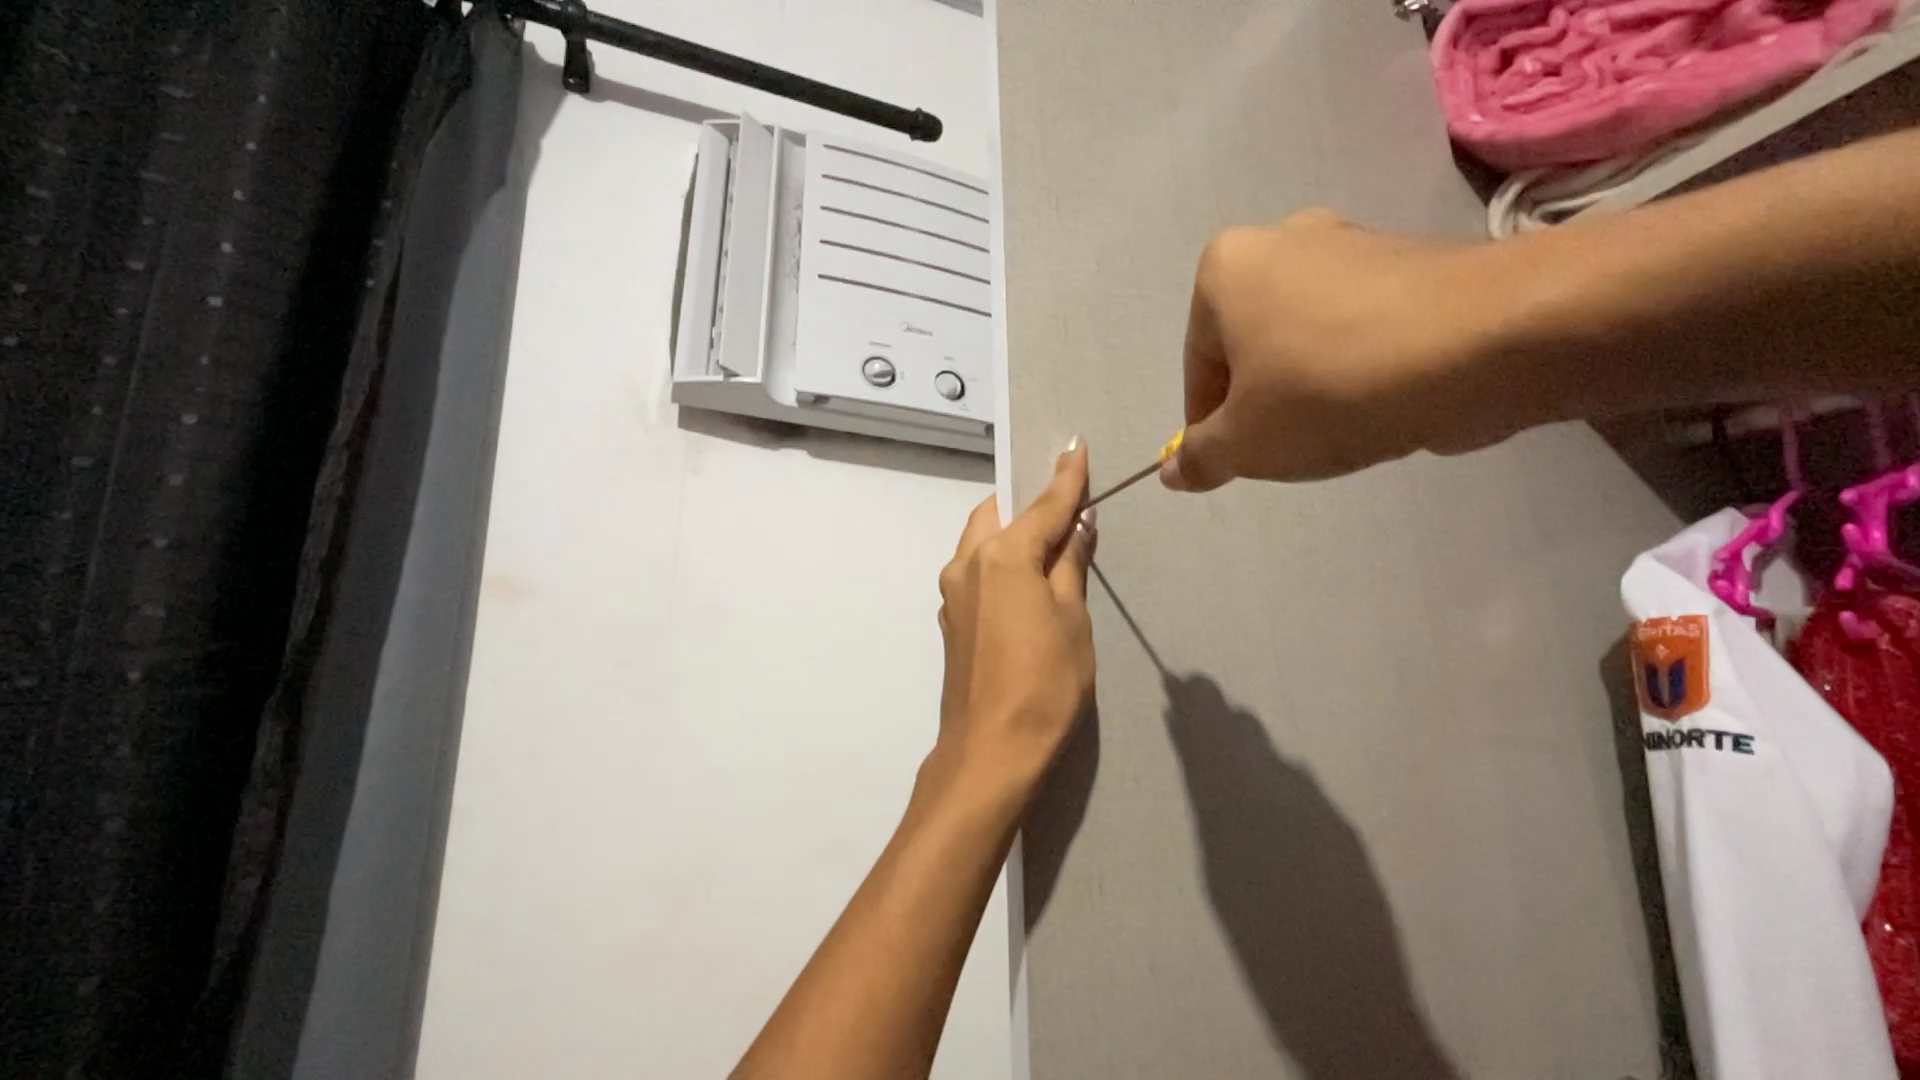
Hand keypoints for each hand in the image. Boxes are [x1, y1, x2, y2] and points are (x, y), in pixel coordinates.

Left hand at [930, 440, 1096, 808]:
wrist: (990, 749)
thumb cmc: (1045, 681)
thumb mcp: (1072, 617)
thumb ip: (1070, 564)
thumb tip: (1077, 525)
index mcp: (1001, 555)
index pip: (1042, 505)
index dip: (1065, 477)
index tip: (1075, 445)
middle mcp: (966, 563)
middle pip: (997, 515)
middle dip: (1027, 504)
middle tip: (1063, 509)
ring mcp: (952, 592)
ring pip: (981, 542)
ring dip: (1011, 534)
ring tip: (1049, 545)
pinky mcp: (951, 619)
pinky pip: (977, 571)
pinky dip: (1001, 562)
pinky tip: (1027, 580)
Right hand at [1162, 209, 1523, 489]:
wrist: (1484, 341)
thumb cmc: (1333, 387)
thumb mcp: (1247, 443)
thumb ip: (1201, 458)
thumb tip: (1172, 472)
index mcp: (1224, 270)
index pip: (1198, 368)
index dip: (1212, 426)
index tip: (1240, 461)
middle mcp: (1282, 239)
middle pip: (1251, 347)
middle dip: (1264, 401)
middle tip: (1291, 446)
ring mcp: (1353, 243)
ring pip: (1307, 338)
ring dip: (1312, 387)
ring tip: (1346, 427)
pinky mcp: (1412, 261)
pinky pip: (1362, 327)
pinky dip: (1361, 368)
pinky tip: (1387, 401)